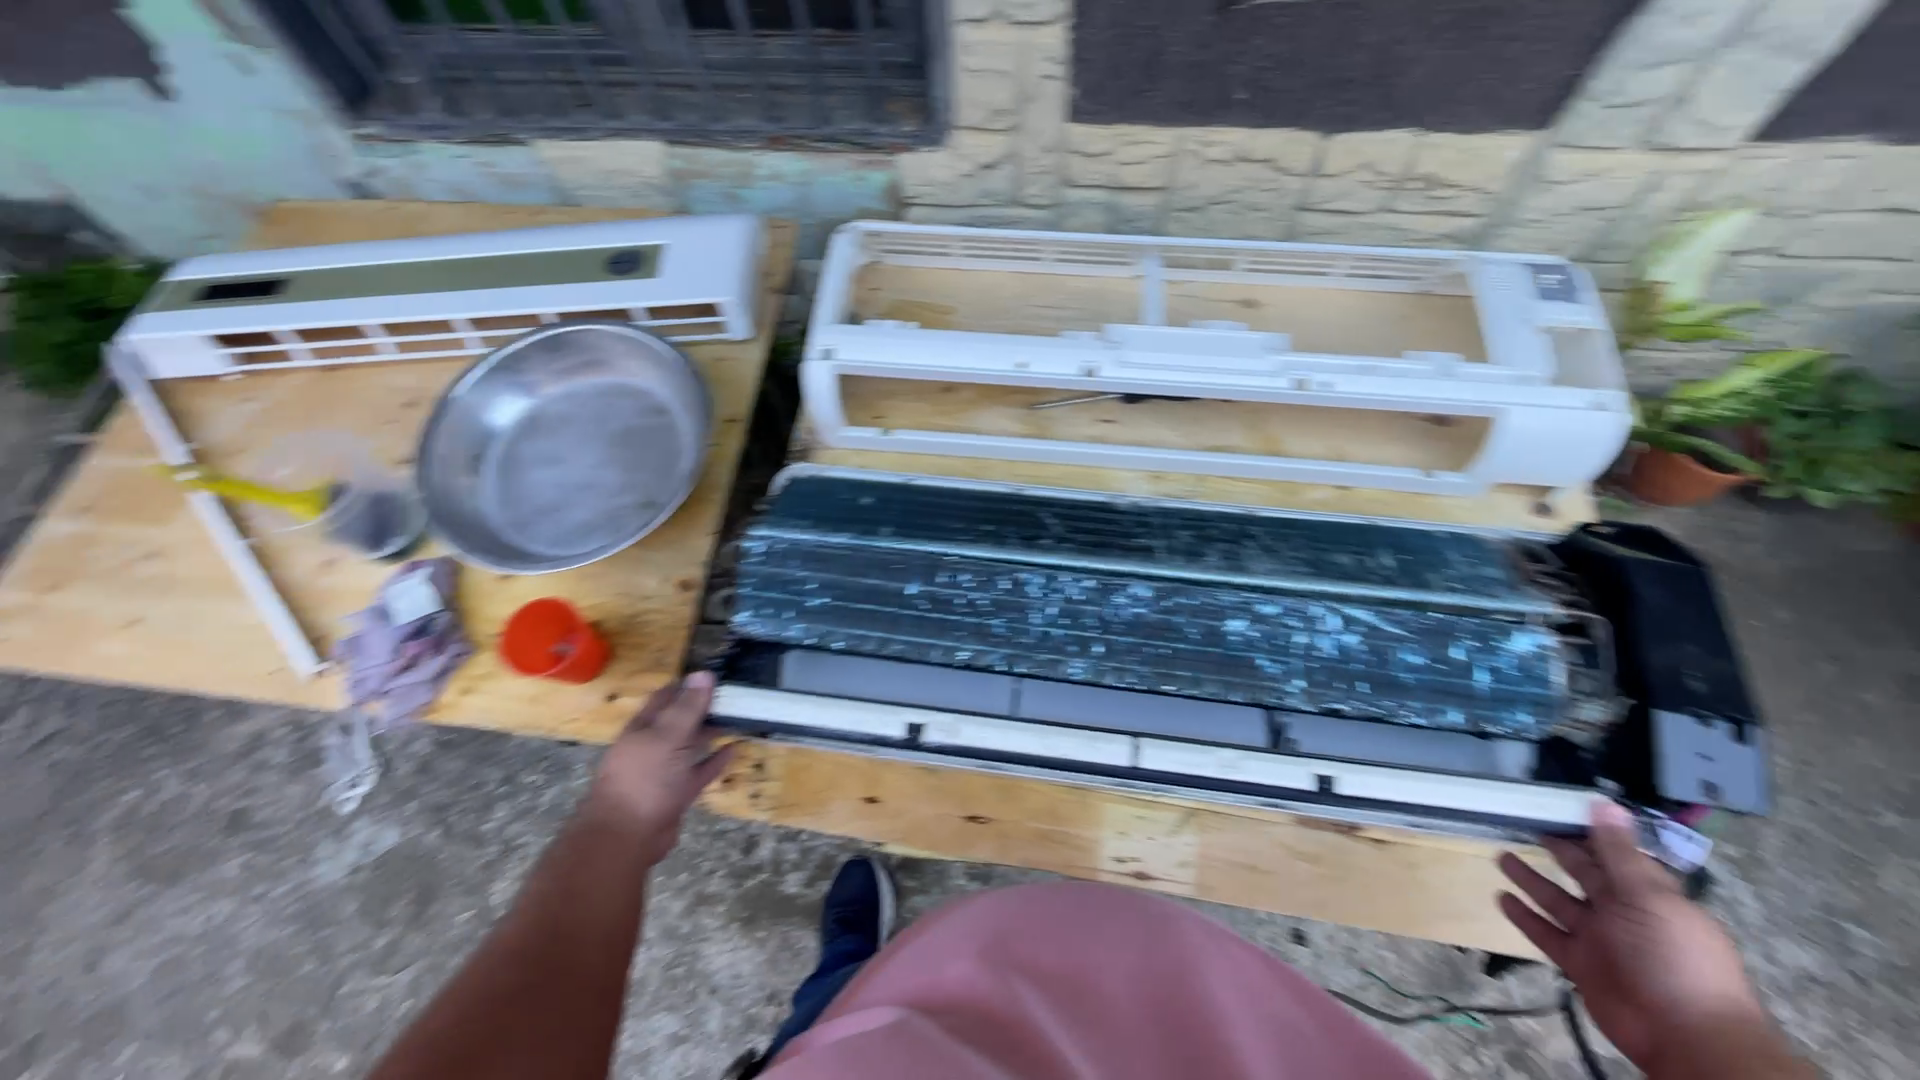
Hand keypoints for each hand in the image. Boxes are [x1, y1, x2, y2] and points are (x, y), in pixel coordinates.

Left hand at [583, 671, 732, 863]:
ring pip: (690, 745)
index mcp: (642, 727)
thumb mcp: (667, 736)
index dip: (688, 684)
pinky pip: (699, 771)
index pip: (665, 697)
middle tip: (733, 696)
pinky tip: (734, 750)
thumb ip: (687, 707)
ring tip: (737, 718)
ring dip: (710, 732)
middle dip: (702, 707)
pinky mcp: (676, 793)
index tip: (716, 675)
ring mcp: (664, 770)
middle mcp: (651, 745)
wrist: (627, 835)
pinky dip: (715, 760)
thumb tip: (704, 673)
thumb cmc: (644, 778)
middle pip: (679, 720)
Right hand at [1498, 801, 1766, 1069]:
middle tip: (1527, 825)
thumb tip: (1603, 802)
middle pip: (1586, 875)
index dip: (1592, 832)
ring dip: (1532, 880)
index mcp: (1650, 894)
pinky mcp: (1580, 964)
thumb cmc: (1674, 957)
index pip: (1618, 855)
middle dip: (1561, 851)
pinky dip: (1525, 917)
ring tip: (1501, 855)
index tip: (1560, 808)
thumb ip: (1618, 852)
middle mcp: (1625, 913)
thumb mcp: (1647, 897)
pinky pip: (1547, 934)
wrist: (1686, 1034)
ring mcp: (1601, 940)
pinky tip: (1501, 898)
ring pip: (1560, 901)